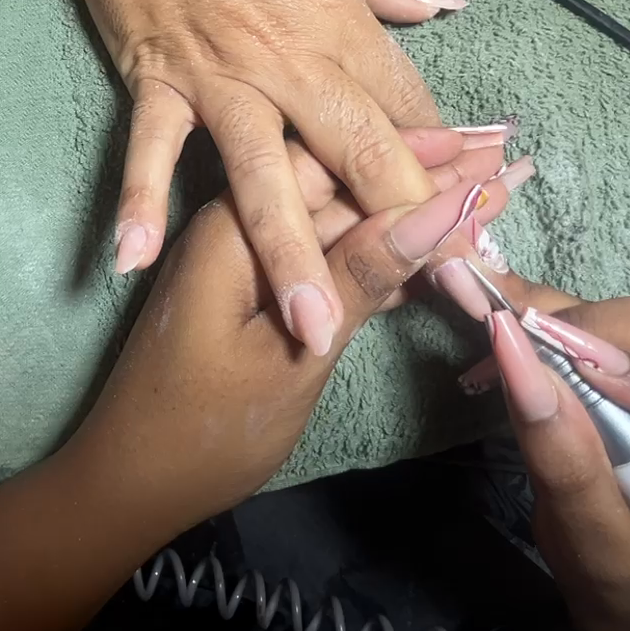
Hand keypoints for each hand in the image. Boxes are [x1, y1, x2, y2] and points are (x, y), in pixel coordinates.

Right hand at [0, 0, 468, 359]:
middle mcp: (288, 63)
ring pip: (262, 173)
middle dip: (400, 225)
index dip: (444, 163)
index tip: (472, 219)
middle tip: (434, 301)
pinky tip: (131, 264)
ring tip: (310, 327)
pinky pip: (148, 151)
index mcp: (336, 22)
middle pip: (356, 154)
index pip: (404, 105)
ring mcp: (219, 79)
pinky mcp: (157, 83)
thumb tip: (443, 9)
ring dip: (288, 251)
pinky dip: (137, 203)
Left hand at [56, 128, 523, 535]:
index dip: (411, 159)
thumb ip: (358, 275)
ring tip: (477, 196)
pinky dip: (362, 253)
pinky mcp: (245, 286)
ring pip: (329, 220)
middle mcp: (234, 222)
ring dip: (397, 215)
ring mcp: (238, 255)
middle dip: (416, 178)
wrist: (130, 479)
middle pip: (335, 186)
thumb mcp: (294, 353)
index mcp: (236, 225)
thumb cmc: (207, 426)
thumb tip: (436, 209)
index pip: (333, 168)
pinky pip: (311, 253)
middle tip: (498, 162)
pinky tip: (412, 251)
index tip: (487, 152)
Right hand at [445, 280, 629, 630]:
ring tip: (499, 330)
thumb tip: (517, 361)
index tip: (582, 375)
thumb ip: (569, 466)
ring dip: (563, 315)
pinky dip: (543, 309)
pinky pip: (605, 310)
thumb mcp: (602, 551)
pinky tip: (502, 313)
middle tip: (518, 342)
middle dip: (600, 328)